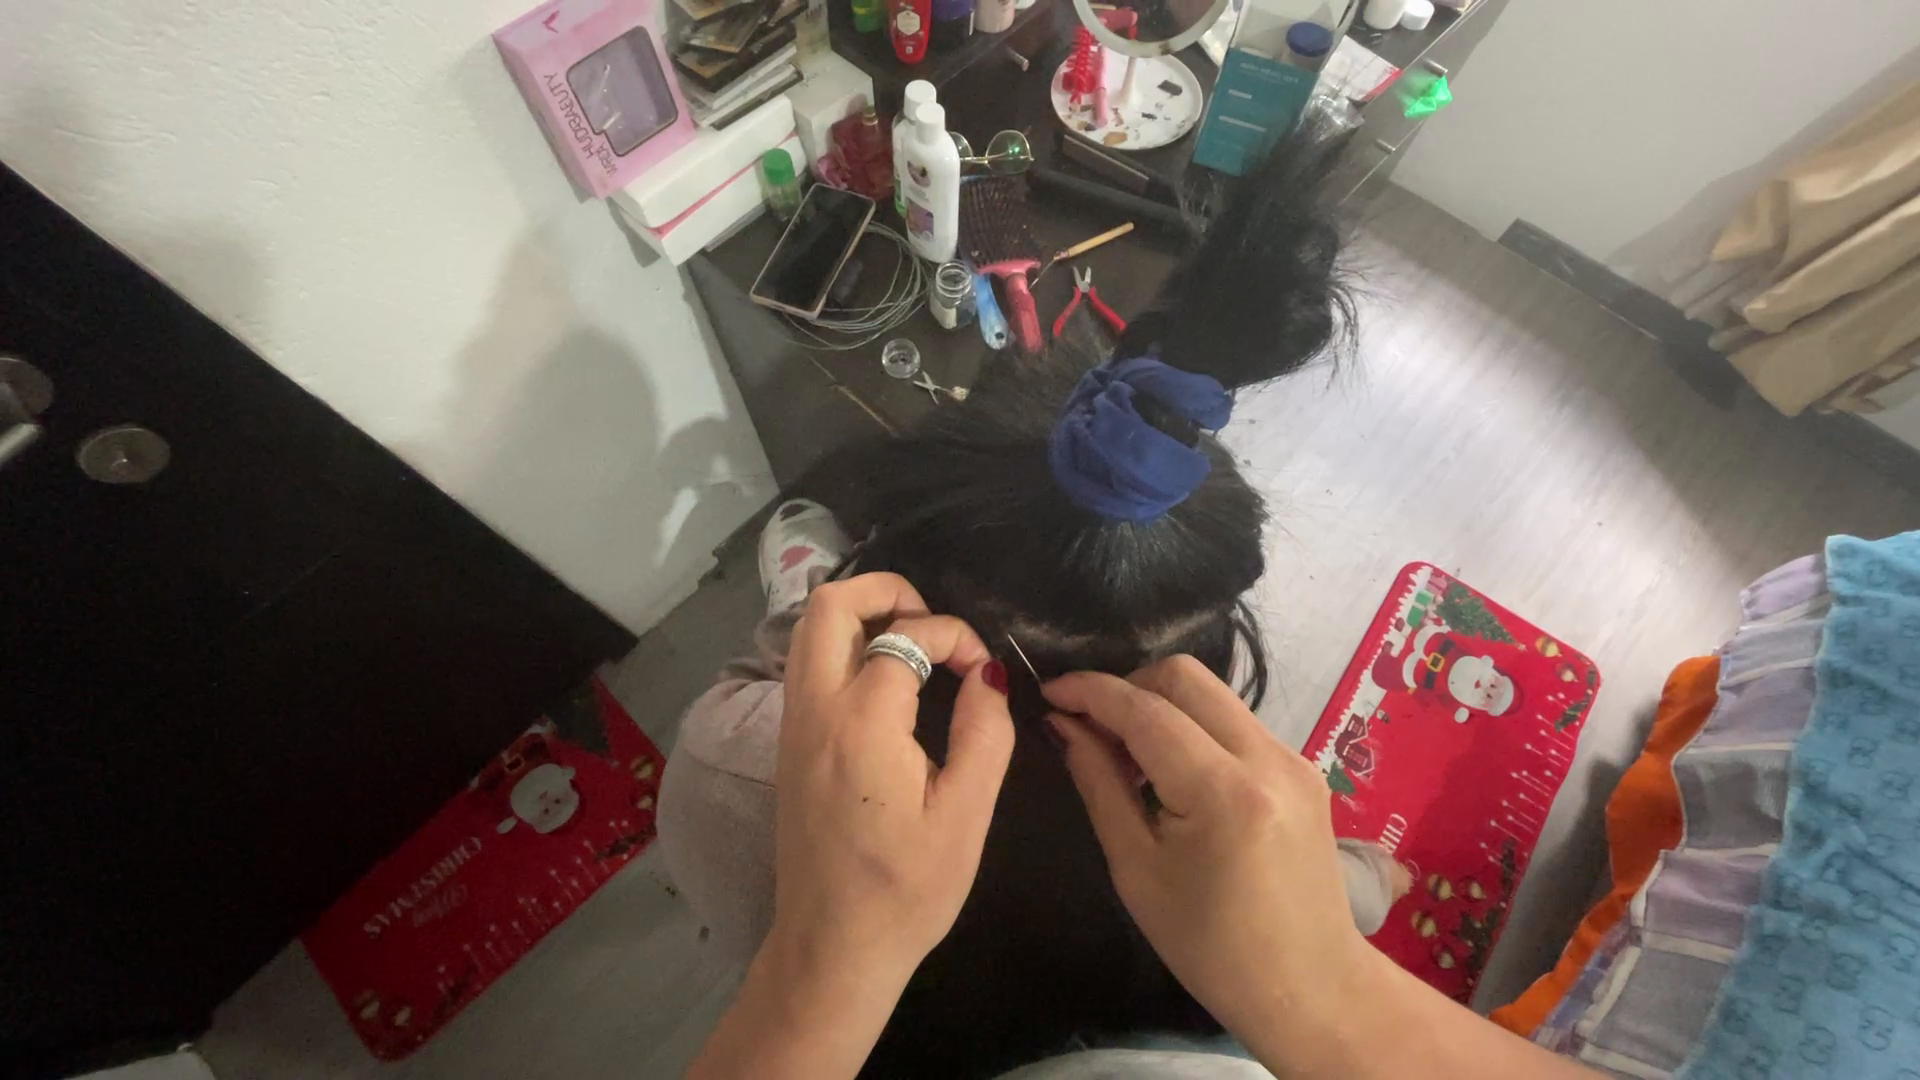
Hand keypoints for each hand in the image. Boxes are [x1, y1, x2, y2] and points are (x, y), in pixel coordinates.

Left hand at [686, 573, 1014, 1079]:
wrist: (832, 949)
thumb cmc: (908, 890)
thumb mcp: (967, 815)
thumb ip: (986, 730)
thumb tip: (987, 671)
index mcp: (861, 723)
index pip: (908, 637)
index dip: (956, 637)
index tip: (983, 671)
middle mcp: (814, 708)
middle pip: (830, 604)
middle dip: (887, 590)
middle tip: (933, 620)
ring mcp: (791, 722)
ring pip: (810, 627)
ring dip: (863, 614)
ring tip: (916, 641)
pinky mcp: (788, 739)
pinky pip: (808, 661)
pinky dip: (846, 643)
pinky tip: (887, 674)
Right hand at [1043, 656, 1366, 1047]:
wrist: (1316, 992)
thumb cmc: (1213, 948)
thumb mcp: (1136, 869)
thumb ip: (1098, 782)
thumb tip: (1063, 724)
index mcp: (1224, 793)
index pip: (1145, 710)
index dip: (1090, 691)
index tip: (1049, 692)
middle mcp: (1266, 757)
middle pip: (1183, 676)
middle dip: (1127, 686)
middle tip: (1093, 727)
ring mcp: (1292, 756)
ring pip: (1210, 691)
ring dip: (1158, 704)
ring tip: (1128, 754)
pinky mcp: (1302, 765)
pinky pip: (1232, 718)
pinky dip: (1190, 724)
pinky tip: (1171, 771)